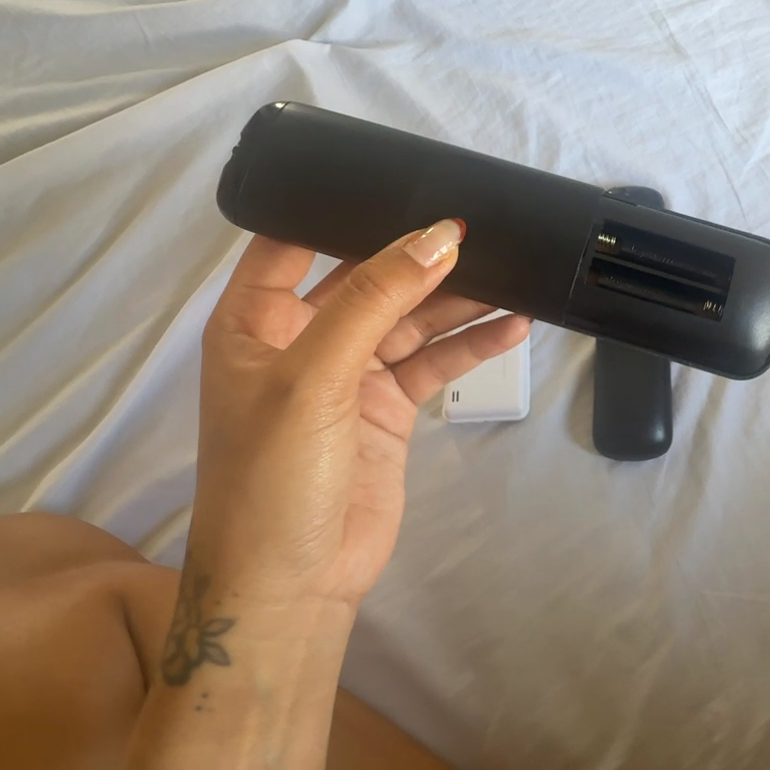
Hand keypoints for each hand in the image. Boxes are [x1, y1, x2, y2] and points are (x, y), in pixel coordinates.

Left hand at [191, 223, 529, 613]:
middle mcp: (303, 339)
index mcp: (255, 321)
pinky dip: (471, 345)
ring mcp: (351, 373)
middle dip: (420, 259)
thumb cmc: (275, 475)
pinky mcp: (389, 405)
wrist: (297, 586)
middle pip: (369, 279)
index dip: (337, 211)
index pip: (292, 243)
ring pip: (411, 318)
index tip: (399, 183)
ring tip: (514, 277)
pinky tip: (512, 327)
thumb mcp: (315, 377)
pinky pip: (434, 360)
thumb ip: (376, 300)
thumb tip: (440, 237)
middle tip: (481, 231)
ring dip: (458, 301)